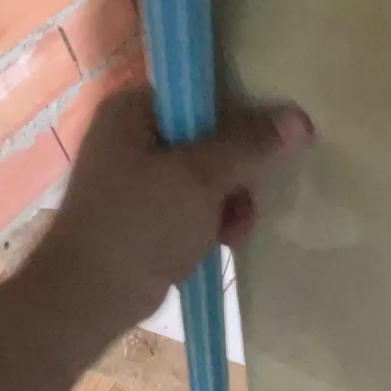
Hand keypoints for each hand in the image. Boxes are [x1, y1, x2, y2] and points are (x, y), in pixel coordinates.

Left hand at [21, 90, 312, 333]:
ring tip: (233, 232)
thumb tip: (300, 118)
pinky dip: (217, 219)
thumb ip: (249, 146)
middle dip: (240, 173)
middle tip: (246, 202)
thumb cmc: (139, 226)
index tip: (270, 146)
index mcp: (134, 110)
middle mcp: (135, 134)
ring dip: (234, 202)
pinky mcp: (151, 209)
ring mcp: (141, 174)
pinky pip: (201, 201)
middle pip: (215, 136)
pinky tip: (222, 241)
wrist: (91, 295)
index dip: (244, 114)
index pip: (203, 94)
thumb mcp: (200, 180)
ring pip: (214, 173)